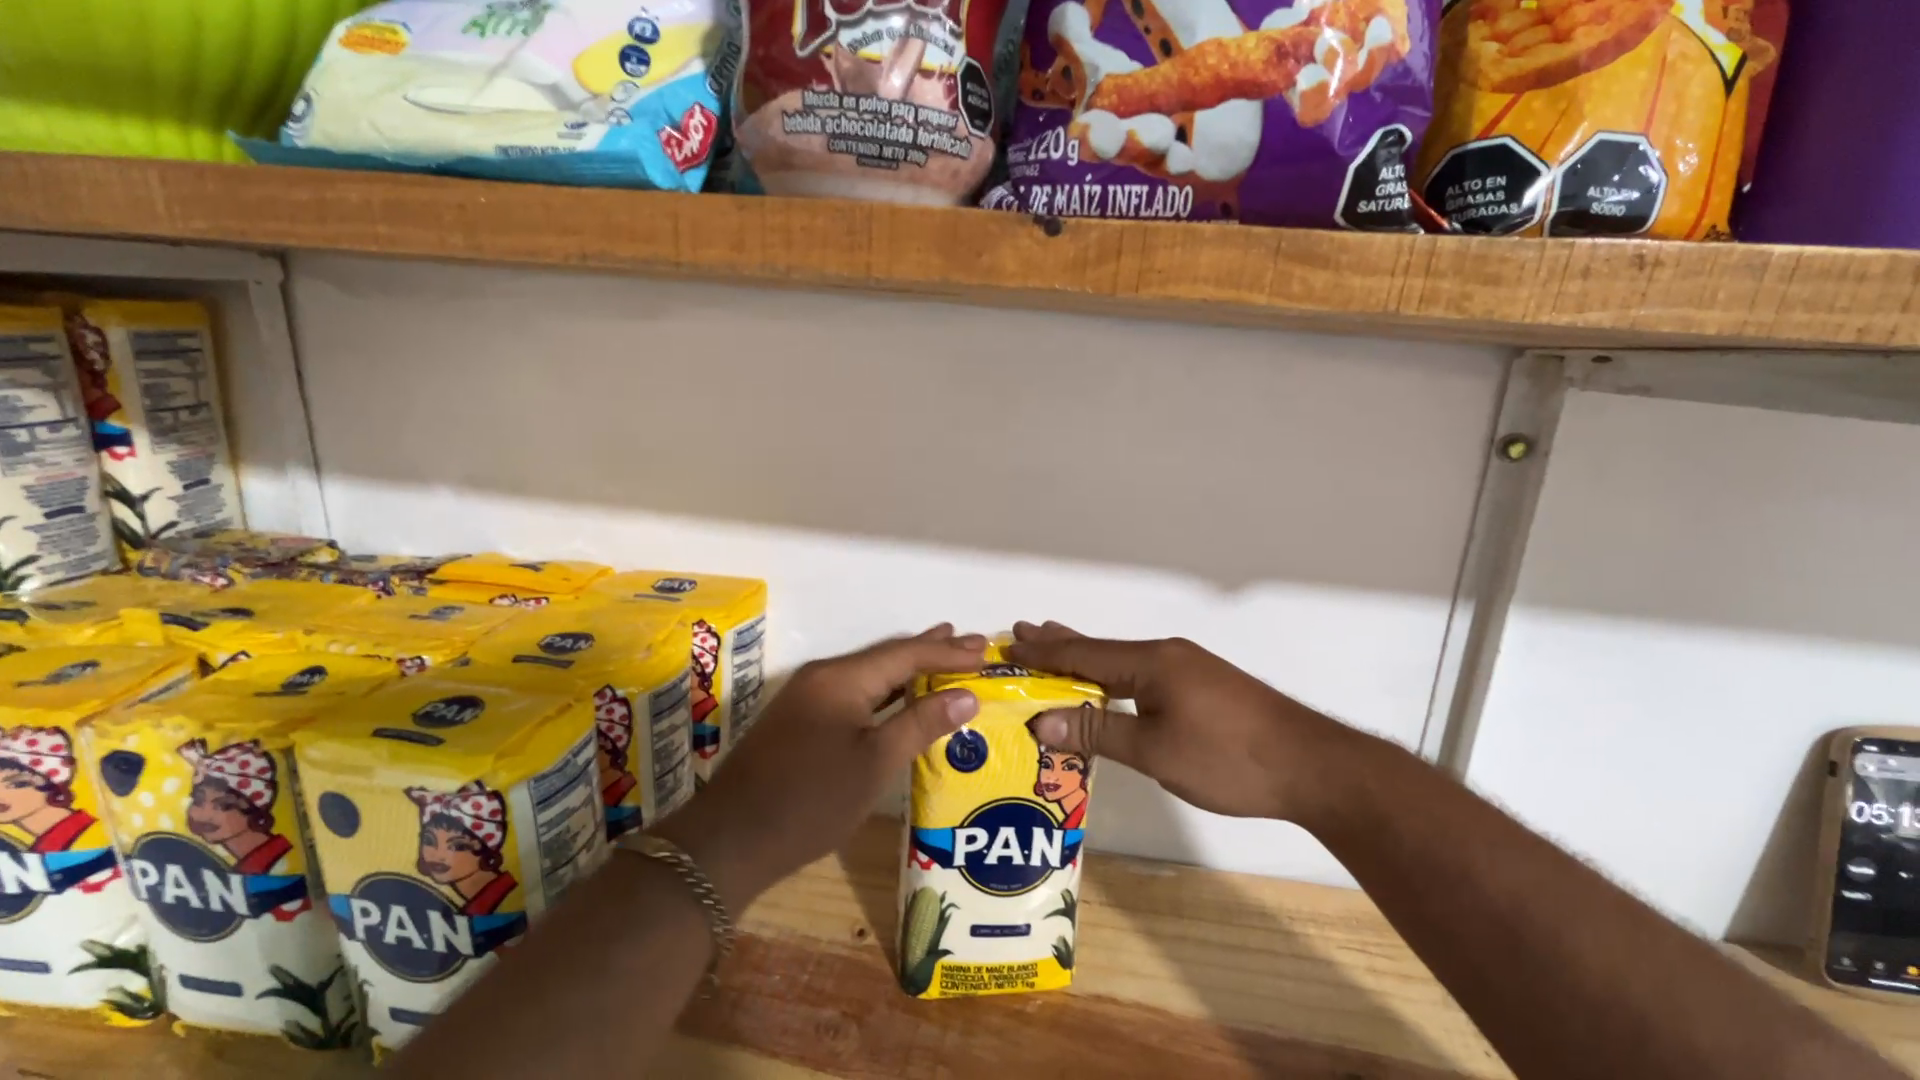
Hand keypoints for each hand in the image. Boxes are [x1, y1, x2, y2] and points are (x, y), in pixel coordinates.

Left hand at [654, 626, 985, 909]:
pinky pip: (853, 695)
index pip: (905, 654)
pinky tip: (900, 700)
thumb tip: (967, 694)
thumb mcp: (876, 763)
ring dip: (907, 671)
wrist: (732, 840)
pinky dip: (884, 693)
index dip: (947, 652)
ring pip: (868, 676)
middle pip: (885, 658)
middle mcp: (822, 677)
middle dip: (929, 652)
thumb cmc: (812, 800)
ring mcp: (806, 700)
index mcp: (841, 678)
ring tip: (943, 660)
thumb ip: (922, 723)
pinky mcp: (799, 724)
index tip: (984, 652)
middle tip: (970, 646)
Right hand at [1006, 621, 1359, 821]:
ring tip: (1054, 648)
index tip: (1005, 644)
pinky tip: (1111, 685)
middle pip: (1102, 649)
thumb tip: (1041, 720)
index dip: (1042, 653)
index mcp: (1153, 661)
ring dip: (1086, 660)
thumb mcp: (1155, 750)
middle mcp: (1168, 655)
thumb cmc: (1228, 758)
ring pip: (1123, 662)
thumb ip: (1098, 732)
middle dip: (1060, 644)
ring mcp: (1190, 670)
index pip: (1083, 653)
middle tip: (1020, 633)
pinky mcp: (1204, 689)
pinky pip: (1143, 675)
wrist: (1313, 767)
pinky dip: (1113, 676)